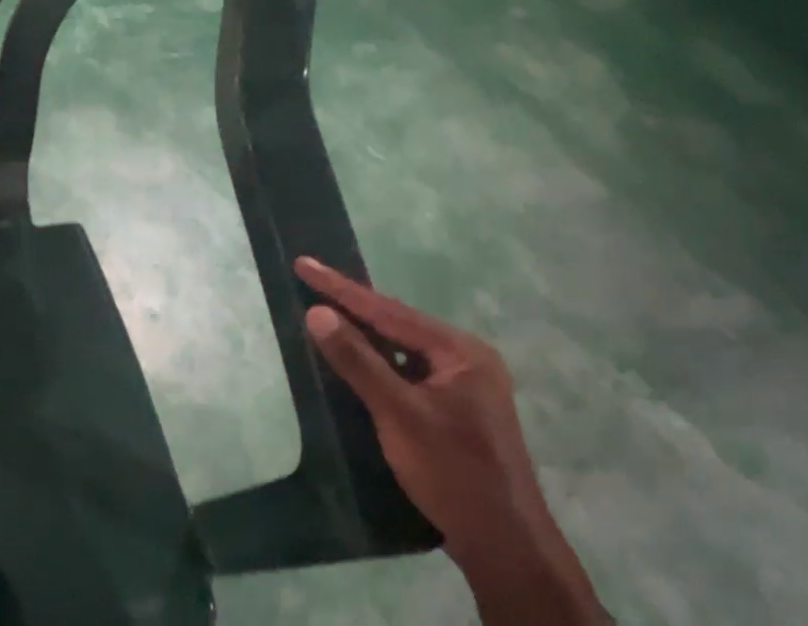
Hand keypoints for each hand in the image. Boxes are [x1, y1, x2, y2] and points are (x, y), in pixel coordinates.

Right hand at [295, 258, 606, 625]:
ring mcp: (464, 387)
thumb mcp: (399, 413)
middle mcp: (467, 361)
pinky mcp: (454, 411)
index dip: (341, 289)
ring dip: (363, 335)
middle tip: (309, 282)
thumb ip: (358, 361)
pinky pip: (406, 372)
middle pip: (397, 325)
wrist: (504, 543)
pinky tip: (353, 364)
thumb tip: (317, 313)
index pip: (389, 311)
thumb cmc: (453, 471)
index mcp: (462, 352)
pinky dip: (376, 363)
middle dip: (352, 306)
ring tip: (323, 315)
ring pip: (401, 350)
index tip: (303, 263)